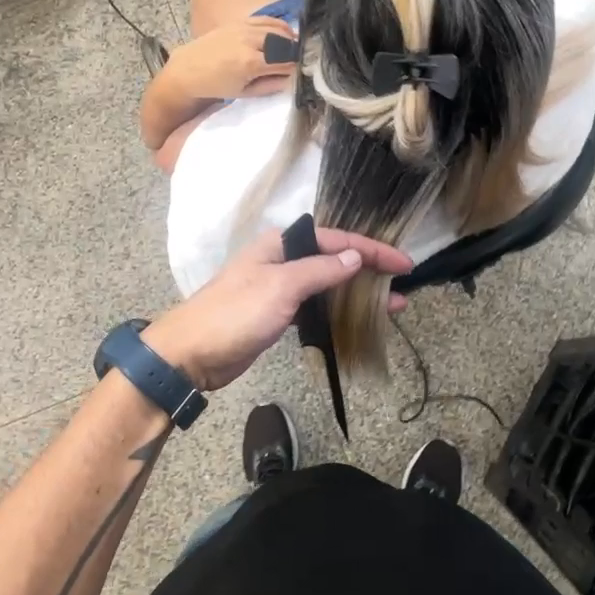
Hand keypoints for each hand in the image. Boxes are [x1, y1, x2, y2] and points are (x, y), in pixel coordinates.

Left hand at [141, 228, 412, 391]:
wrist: (190, 354)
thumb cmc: (235, 314)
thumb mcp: (281, 287)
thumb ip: (321, 270)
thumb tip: (355, 257)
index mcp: (281, 244)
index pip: (337, 240)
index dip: (372, 250)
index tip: (403, 263)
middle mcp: (282, 260)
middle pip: (335, 258)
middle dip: (370, 270)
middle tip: (403, 284)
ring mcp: (279, 287)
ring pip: (328, 283)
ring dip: (357, 291)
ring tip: (391, 305)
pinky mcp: (276, 314)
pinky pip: (316, 305)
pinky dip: (338, 309)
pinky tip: (355, 318)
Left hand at [167, 17, 297, 99]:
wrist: (188, 69)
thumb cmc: (216, 86)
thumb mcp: (245, 92)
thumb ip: (271, 85)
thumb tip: (294, 79)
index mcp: (250, 63)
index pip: (286, 62)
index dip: (298, 67)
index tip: (304, 72)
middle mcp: (249, 41)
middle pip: (285, 42)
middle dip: (295, 52)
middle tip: (301, 61)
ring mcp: (244, 28)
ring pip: (278, 29)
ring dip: (290, 39)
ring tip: (294, 49)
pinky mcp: (240, 22)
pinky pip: (266, 20)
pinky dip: (279, 26)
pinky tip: (284, 35)